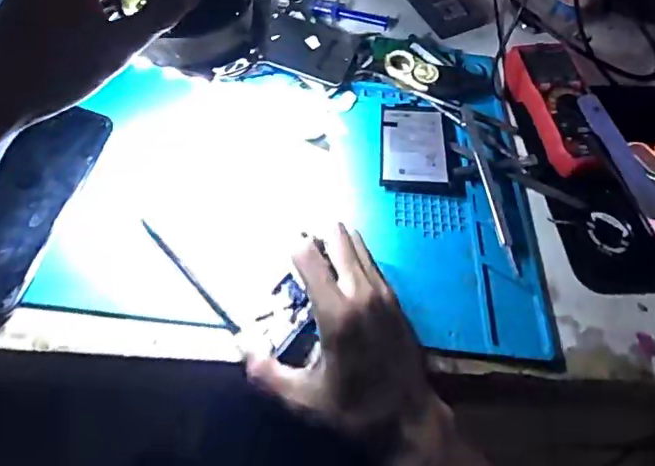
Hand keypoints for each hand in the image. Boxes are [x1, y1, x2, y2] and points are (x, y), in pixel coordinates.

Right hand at [246, 227, 472, 465]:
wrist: (412, 420)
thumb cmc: (356, 410)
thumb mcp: (306, 400)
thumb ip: (269, 374)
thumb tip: (242, 347)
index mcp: (336, 312)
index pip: (308, 253)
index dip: (292, 248)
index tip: (285, 261)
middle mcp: (359, 291)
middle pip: (335, 235)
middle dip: (315, 238)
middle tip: (304, 257)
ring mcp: (381, 290)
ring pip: (355, 240)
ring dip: (336, 243)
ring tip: (323, 262)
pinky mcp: (394, 295)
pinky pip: (369, 257)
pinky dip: (353, 254)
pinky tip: (345, 277)